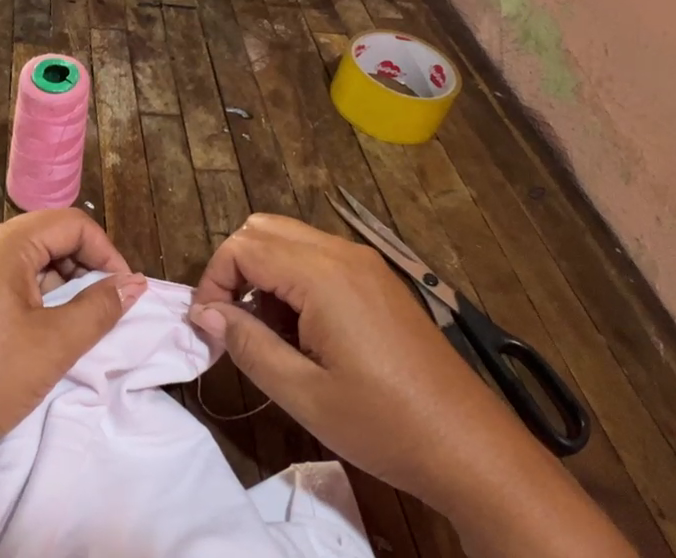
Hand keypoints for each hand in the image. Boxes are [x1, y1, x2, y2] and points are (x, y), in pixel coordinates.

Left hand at [0, 208, 147, 452]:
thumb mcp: (55, 344)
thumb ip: (100, 308)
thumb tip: (135, 283)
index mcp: (6, 244)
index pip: (71, 223)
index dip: (106, 252)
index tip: (125, 292)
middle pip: (50, 235)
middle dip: (86, 265)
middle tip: (107, 307)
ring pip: (31, 258)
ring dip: (64, 283)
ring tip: (81, 322)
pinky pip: (10, 279)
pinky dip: (38, 295)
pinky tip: (48, 330)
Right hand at [187, 213, 524, 501]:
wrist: (470, 446)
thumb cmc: (383, 424)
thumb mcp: (303, 395)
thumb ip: (249, 344)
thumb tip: (205, 313)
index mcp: (322, 276)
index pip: (243, 248)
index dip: (213, 281)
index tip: (208, 327)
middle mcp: (343, 254)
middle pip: (264, 229)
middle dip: (236, 269)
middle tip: (233, 323)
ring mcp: (365, 264)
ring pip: (290, 239)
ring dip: (264, 273)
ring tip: (268, 333)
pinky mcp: (379, 280)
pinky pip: (319, 257)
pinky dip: (293, 277)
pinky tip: (303, 331)